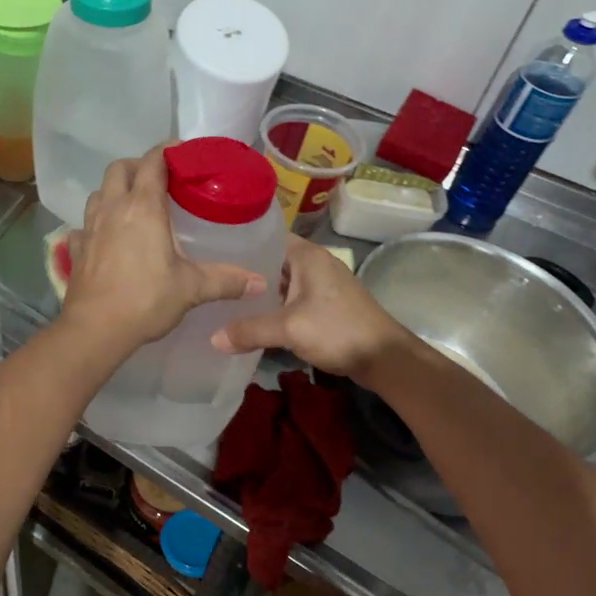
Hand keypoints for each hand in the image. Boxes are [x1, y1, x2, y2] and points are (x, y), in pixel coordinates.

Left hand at [62, 150, 265, 349]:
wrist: (95, 329)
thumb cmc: (146, 299)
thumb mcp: (192, 288)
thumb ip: (226, 280)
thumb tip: (260, 282)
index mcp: (143, 207)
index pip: (152, 162)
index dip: (167, 151)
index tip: (183, 152)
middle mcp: (113, 209)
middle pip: (118, 169)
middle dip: (137, 166)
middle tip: (158, 181)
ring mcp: (89, 228)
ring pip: (98, 193)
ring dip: (114, 191)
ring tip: (132, 207)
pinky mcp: (76, 249)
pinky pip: (82, 227)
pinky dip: (94, 226)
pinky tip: (104, 239)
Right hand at [211, 236, 422, 385]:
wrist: (385, 359)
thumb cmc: (338, 330)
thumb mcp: (289, 329)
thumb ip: (249, 330)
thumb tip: (212, 339)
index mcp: (306, 255)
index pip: (265, 237)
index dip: (238, 244)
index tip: (210, 254)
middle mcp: (313, 263)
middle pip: (269, 262)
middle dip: (243, 273)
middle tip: (211, 281)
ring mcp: (320, 285)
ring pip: (279, 283)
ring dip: (257, 294)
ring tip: (222, 301)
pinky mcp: (324, 306)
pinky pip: (289, 300)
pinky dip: (272, 308)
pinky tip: (251, 321)